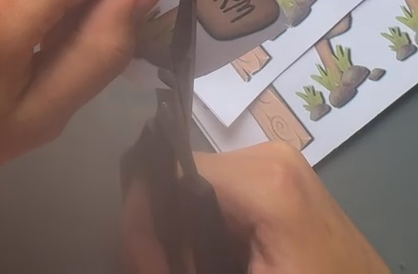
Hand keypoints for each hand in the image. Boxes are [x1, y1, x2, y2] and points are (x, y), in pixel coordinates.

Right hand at [122, 143, 387, 273]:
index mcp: (265, 179)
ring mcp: (278, 163)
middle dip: (158, 226)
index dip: (144, 221)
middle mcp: (268, 154)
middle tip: (152, 267)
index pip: (169, 175)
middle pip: (180, 175)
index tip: (141, 265)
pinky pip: (221, 190)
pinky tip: (204, 256)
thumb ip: (188, 256)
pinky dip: (204, 224)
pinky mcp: (283, 179)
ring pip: (195, 182)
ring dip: (178, 226)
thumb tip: (134, 251)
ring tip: (174, 263)